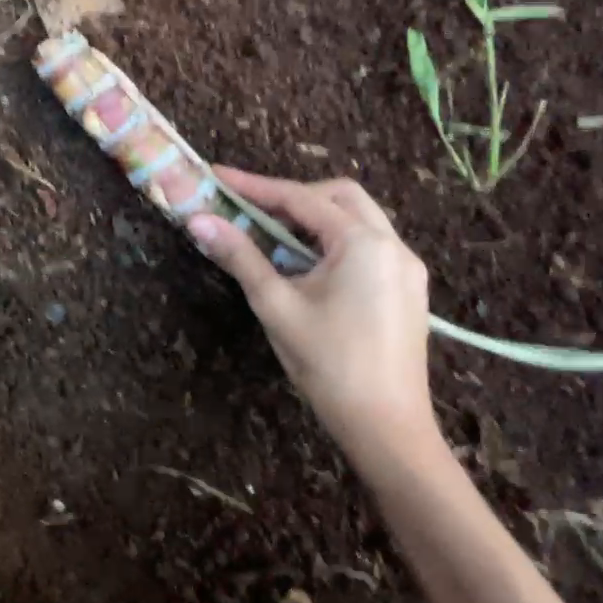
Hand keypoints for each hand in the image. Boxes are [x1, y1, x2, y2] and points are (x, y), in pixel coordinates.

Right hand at [187, 168, 437, 459]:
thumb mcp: (274, 303)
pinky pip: (365, 245)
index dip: (254, 186)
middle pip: (339, 197)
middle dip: (291, 195)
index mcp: (363, 245)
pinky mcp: (405, 291)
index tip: (216, 176)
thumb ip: (239, 255)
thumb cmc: (328, 361)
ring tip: (268, 232)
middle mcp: (393, 248)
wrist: (386, 426)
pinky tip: (300, 262)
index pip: (301, 199)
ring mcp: (405, 270)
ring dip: (311, 217)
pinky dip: (329, 239)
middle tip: (249, 206)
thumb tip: (198, 220)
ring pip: (356, 220)